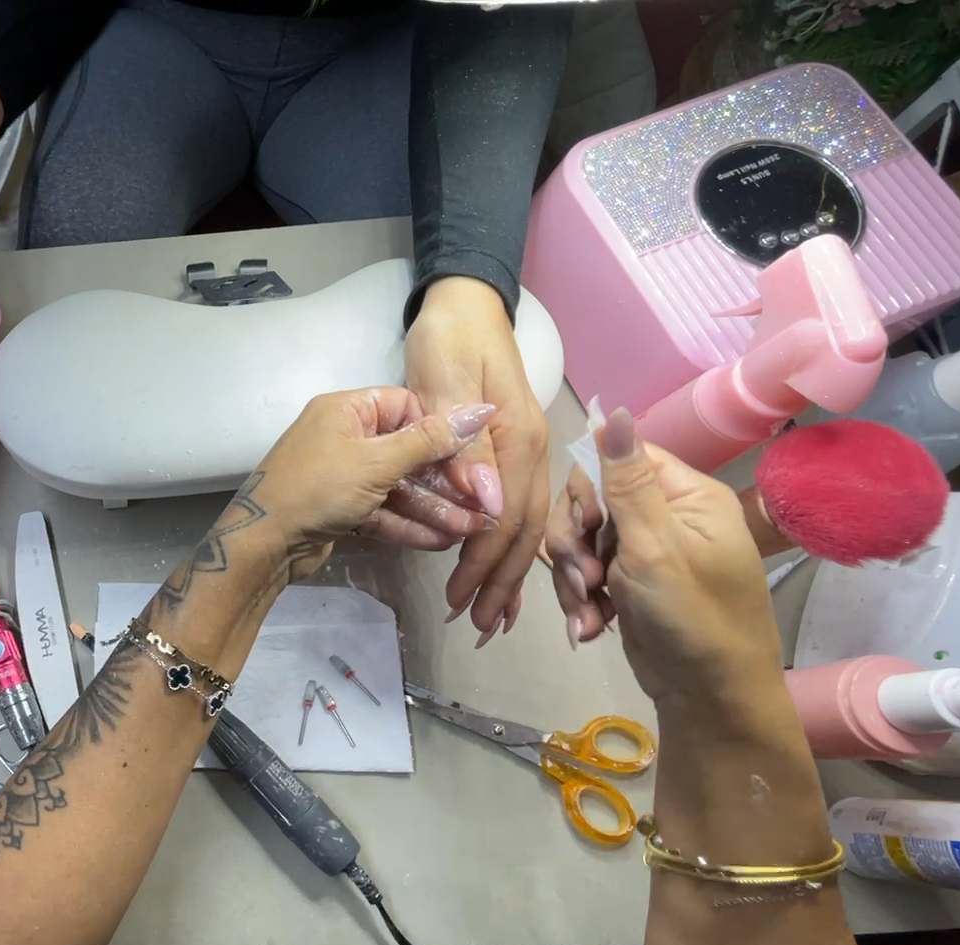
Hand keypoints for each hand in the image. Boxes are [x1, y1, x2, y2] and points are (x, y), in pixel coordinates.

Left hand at [246, 387, 493, 579]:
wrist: (263, 544)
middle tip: (483, 503)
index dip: (441, 431)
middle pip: (406, 451)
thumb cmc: (318, 489)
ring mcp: (340, 474)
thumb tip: (481, 409)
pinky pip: (380, 510)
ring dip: (432, 507)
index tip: (474, 455)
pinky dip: (406, 524)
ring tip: (472, 529)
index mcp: (346, 409)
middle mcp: (343, 436)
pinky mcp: (339, 507)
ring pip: (396, 486)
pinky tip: (441, 541)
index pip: (407, 408)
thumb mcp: (376, 461)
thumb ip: (430, 440)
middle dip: (444, 480)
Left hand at [407, 277, 549, 646]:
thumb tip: (490, 507)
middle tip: (481, 625)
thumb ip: (461, 446)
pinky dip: (477, 539)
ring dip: (491, 568)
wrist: (453, 303)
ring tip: (481, 611)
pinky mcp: (486, 455)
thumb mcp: (442, 387)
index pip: (507, 515)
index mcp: (512, 436)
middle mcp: (517, 450)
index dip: (488, 564)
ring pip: (503, 521)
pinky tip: (473, 566)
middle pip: (515, 526)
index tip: (469, 604)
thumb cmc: (444, 341)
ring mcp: (503, 453)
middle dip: (497, 579)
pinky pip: (486, 505)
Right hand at [546, 408, 785, 707]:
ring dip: (573, 578)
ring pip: (578, 540)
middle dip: (574, 544)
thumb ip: (626, 481)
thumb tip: (612, 411)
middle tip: (587, 578)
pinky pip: (582, 571)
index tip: (588, 527)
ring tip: (588, 611)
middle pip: (587, 502)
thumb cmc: (691, 617)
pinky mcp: (625, 580)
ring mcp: (643, 550)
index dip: (587, 490)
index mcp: (686, 496)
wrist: (705, 695)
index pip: (616, 459)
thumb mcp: (653, 547)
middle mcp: (665, 515)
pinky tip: (590, 624)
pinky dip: (580, 598)